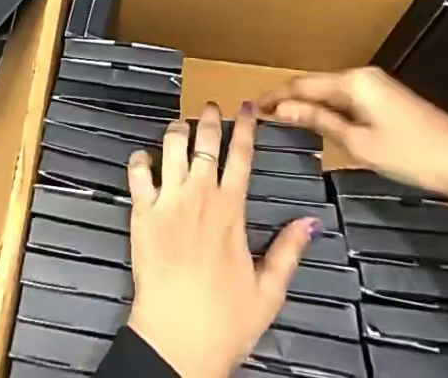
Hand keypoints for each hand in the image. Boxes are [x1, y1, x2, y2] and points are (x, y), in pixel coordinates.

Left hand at [125, 103, 319, 377]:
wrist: (178, 340)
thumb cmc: (224, 320)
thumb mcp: (269, 290)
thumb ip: (289, 250)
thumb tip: (310, 221)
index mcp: (231, 210)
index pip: (241, 155)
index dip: (245, 127)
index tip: (247, 107)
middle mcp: (200, 196)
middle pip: (205, 142)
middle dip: (209, 118)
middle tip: (211, 106)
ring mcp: (168, 200)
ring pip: (171, 146)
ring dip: (177, 130)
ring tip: (180, 125)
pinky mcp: (142, 211)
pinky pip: (137, 171)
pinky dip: (140, 158)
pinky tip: (144, 156)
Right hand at [258, 68, 447, 202]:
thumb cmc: (413, 155)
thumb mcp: (359, 143)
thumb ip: (318, 122)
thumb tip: (281, 109)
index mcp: (352, 81)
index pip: (302, 84)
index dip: (275, 95)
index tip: (253, 106)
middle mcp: (362, 75)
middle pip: (316, 85)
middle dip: (289, 99)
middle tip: (263, 115)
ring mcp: (377, 86)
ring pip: (331, 92)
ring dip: (308, 105)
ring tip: (284, 120)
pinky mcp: (388, 99)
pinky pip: (347, 98)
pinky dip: (328, 109)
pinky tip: (320, 123)